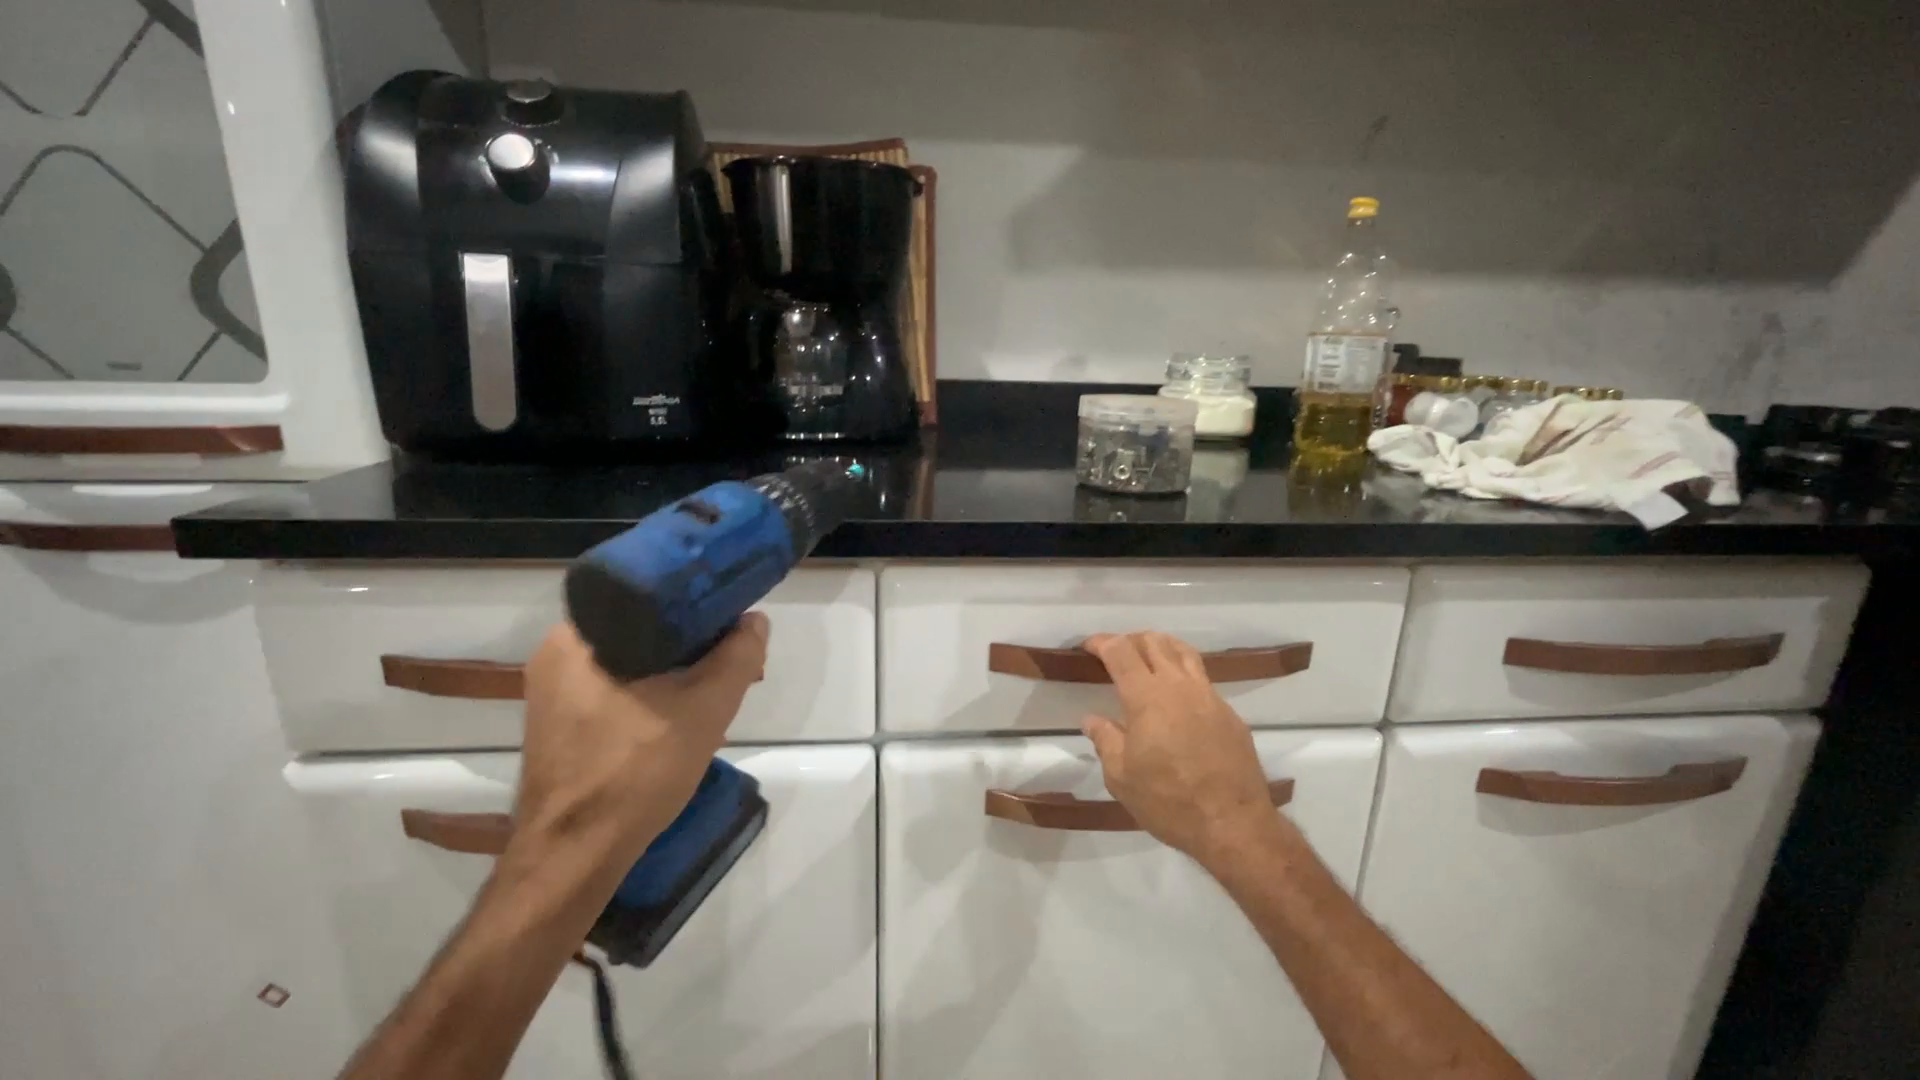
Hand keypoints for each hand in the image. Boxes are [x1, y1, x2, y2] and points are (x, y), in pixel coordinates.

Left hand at [512, 613, 769, 868]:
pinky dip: (644, 697)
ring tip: (706, 689)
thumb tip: (754, 621)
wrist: (576, 855)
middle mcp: (555, 657)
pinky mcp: (556, 728)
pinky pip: (610, 693)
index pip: (646, 597)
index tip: (727, 621)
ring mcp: (550, 696)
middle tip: (724, 660)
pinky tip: (673, 719)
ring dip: (667, 674)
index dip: (693, 605)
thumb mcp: (705, 710)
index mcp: (576, 637)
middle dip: (685, 645)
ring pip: (627, 665)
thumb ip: (736, 658)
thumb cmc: (635, 772)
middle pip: (638, 632)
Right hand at [1081, 632, 1281, 864]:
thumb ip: (1105, 740)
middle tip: (1115, 652)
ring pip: (1183, 653)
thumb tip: (1091, 720)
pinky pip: (1202, 679)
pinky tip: (1176, 698)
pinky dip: (1182, 674)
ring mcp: (1209, 697)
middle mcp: (1179, 687)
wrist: (1232, 823)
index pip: (1121, 652)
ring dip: (1160, 647)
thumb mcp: (1121, 777)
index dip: (1102, 642)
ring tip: (1147, 657)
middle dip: (1130, 640)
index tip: (1088, 646)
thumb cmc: (1168, 801)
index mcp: (1147, 697)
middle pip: (1154, 642)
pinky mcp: (1229, 714)